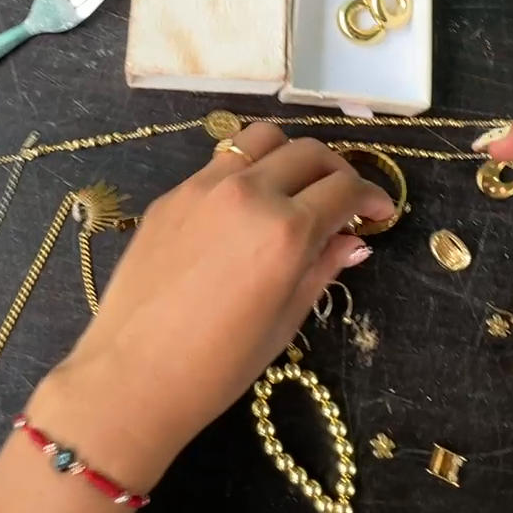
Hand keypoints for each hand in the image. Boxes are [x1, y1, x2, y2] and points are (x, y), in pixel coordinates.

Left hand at [27, 124, 393, 489]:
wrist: (132, 374)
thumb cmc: (219, 365)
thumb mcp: (286, 320)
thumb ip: (323, 267)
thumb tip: (354, 239)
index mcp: (286, 230)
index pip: (344, 188)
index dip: (372, 196)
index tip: (379, 211)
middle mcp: (249, 192)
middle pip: (309, 152)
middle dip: (338, 171)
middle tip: (342, 201)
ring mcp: (205, 185)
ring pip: (263, 138)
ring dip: (291, 155)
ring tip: (294, 186)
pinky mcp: (174, 191)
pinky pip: (222, 160)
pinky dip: (248, 168)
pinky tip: (246, 204)